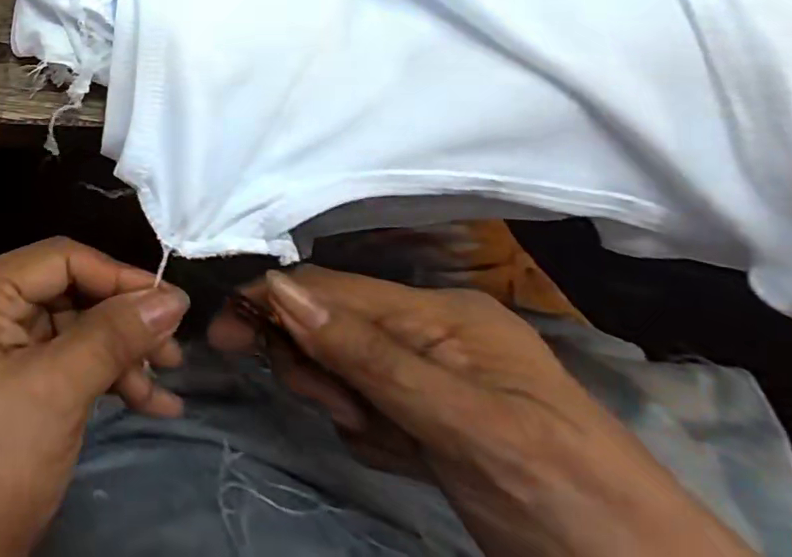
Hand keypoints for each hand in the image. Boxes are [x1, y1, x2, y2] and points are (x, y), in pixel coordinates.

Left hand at [0, 238, 189, 556]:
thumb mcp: (59, 389)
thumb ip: (115, 336)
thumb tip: (173, 298)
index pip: (61, 258)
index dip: (118, 277)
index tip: (172, 304)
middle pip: (74, 290)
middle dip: (125, 322)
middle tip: (173, 351)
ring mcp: (3, 336)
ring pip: (80, 324)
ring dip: (125, 353)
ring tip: (169, 381)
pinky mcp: (19, 369)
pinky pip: (73, 354)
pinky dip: (111, 374)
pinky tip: (153, 402)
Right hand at [209, 267, 755, 556]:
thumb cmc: (571, 504)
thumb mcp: (466, 427)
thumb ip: (370, 355)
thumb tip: (279, 287)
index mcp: (445, 315)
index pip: (335, 290)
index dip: (274, 302)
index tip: (221, 331)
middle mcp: (434, 335)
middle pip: (333, 326)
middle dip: (317, 365)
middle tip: (336, 412)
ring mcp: (434, 381)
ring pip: (344, 370)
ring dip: (342, 402)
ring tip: (385, 443)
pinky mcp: (432, 423)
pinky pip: (367, 409)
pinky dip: (367, 432)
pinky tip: (404, 461)